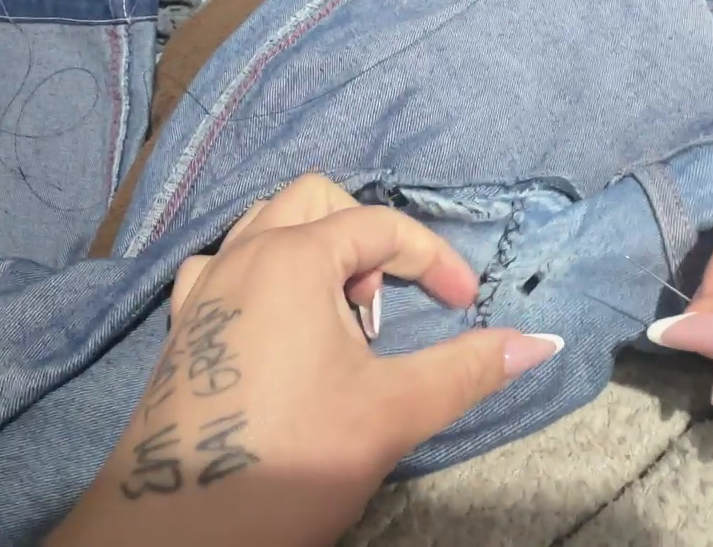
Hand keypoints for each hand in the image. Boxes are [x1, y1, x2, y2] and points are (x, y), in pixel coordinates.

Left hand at [49, 175, 564, 546]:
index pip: (381, 226)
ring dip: (316, 248)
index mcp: (293, 256)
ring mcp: (204, 285)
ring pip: (269, 222)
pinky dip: (265, 271)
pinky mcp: (182, 323)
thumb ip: (469, 369)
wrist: (172, 539)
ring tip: (335, 314)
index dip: (434, 259)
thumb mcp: (391, 412)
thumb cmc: (288, 461)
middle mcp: (243, 251)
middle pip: (318, 199)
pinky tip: (276, 323)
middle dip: (365, 238)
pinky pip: (228, 262)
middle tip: (380, 305)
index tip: (464, 304)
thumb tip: (541, 339)